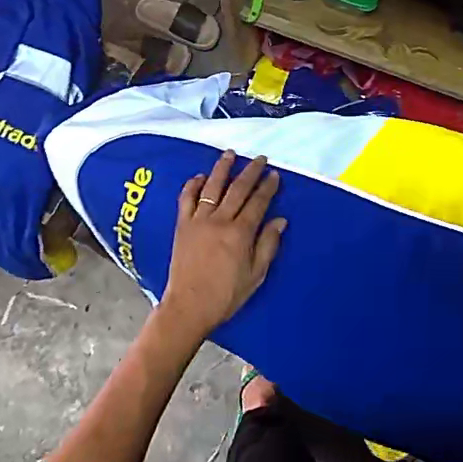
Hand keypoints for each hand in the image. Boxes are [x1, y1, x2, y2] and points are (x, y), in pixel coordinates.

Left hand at [156, 151, 285, 338]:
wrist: (189, 307)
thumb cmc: (227, 294)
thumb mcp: (256, 273)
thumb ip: (268, 244)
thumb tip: (280, 220)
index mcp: (241, 233)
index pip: (258, 202)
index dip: (268, 187)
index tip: (274, 175)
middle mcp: (220, 221)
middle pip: (238, 189)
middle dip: (251, 171)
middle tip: (260, 159)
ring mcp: (198, 221)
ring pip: (212, 187)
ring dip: (222, 169)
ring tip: (230, 154)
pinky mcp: (182, 226)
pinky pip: (186, 199)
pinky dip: (192, 185)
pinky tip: (199, 177)